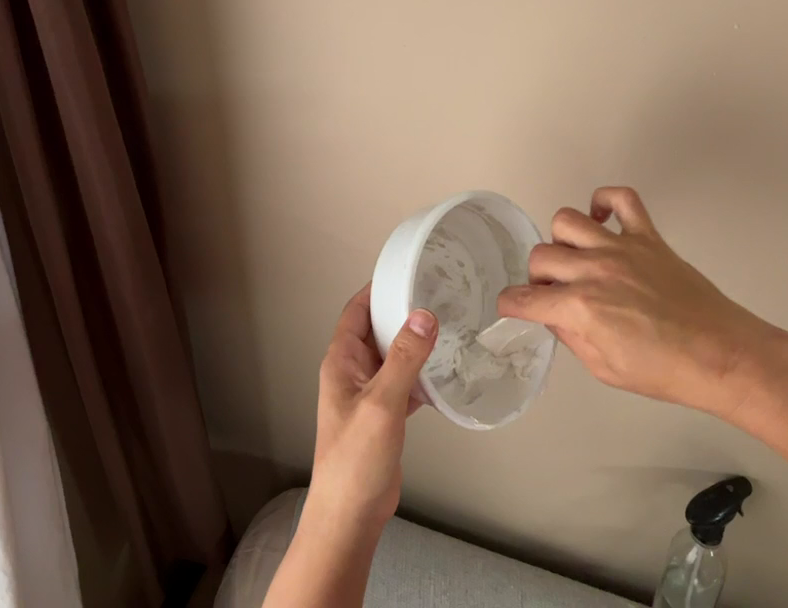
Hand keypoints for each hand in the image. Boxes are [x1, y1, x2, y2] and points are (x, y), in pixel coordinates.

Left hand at [305, 286, 437, 531]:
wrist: (351, 514)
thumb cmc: (355, 458)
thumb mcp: (381, 403)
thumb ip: (403, 359)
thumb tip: (423, 315)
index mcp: (341, 362)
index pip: (356, 311)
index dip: (376, 289)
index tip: (406, 272)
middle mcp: (352, 372)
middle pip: (376, 330)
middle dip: (401, 312)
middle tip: (436, 296)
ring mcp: (367, 395)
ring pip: (393, 357)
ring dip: (414, 344)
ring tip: (446, 327)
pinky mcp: (384, 415)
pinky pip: (403, 383)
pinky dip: (421, 375)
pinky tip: (444, 373)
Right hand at [496, 186, 783, 421]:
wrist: (724, 356)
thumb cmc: (666, 372)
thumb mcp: (605, 369)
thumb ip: (571, 336)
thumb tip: (553, 315)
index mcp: (581, 308)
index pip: (524, 298)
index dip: (511, 306)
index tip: (514, 308)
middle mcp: (595, 271)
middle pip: (540, 257)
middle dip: (539, 279)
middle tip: (556, 294)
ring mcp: (622, 248)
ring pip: (566, 221)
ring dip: (562, 242)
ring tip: (577, 260)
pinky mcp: (648, 237)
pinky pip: (620, 198)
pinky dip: (604, 201)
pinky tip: (601, 221)